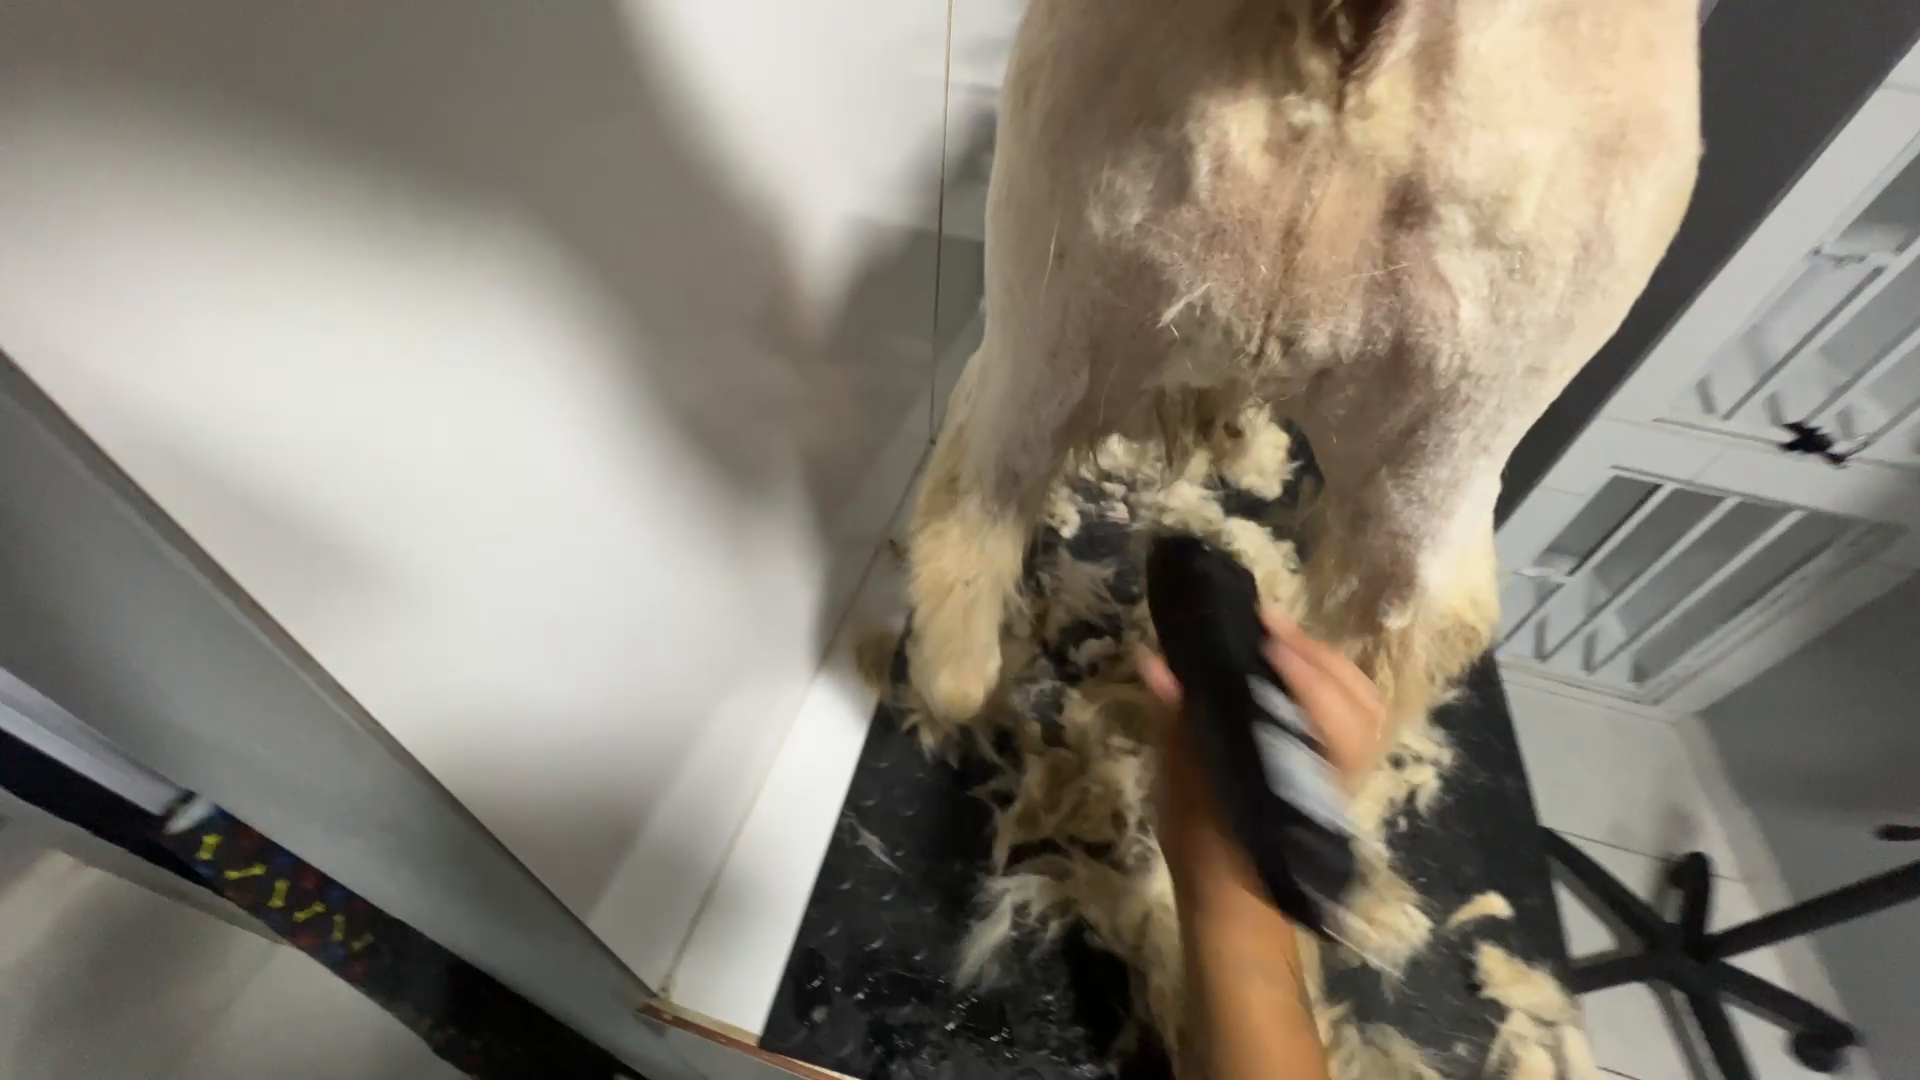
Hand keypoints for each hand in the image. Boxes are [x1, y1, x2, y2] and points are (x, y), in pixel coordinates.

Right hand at [1136, 611, 1385, 896]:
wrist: (1231, 897)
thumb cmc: (1203, 844)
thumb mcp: (1181, 781)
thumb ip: (1175, 718)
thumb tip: (1151, 658)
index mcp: (1301, 778)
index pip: (1331, 719)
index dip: (1307, 673)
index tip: (1267, 637)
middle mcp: (1333, 771)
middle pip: (1361, 705)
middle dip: (1319, 656)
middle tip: (1268, 624)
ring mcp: (1340, 770)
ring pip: (1364, 708)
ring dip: (1329, 664)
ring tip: (1282, 638)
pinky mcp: (1332, 767)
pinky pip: (1351, 717)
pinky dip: (1330, 682)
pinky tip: (1292, 668)